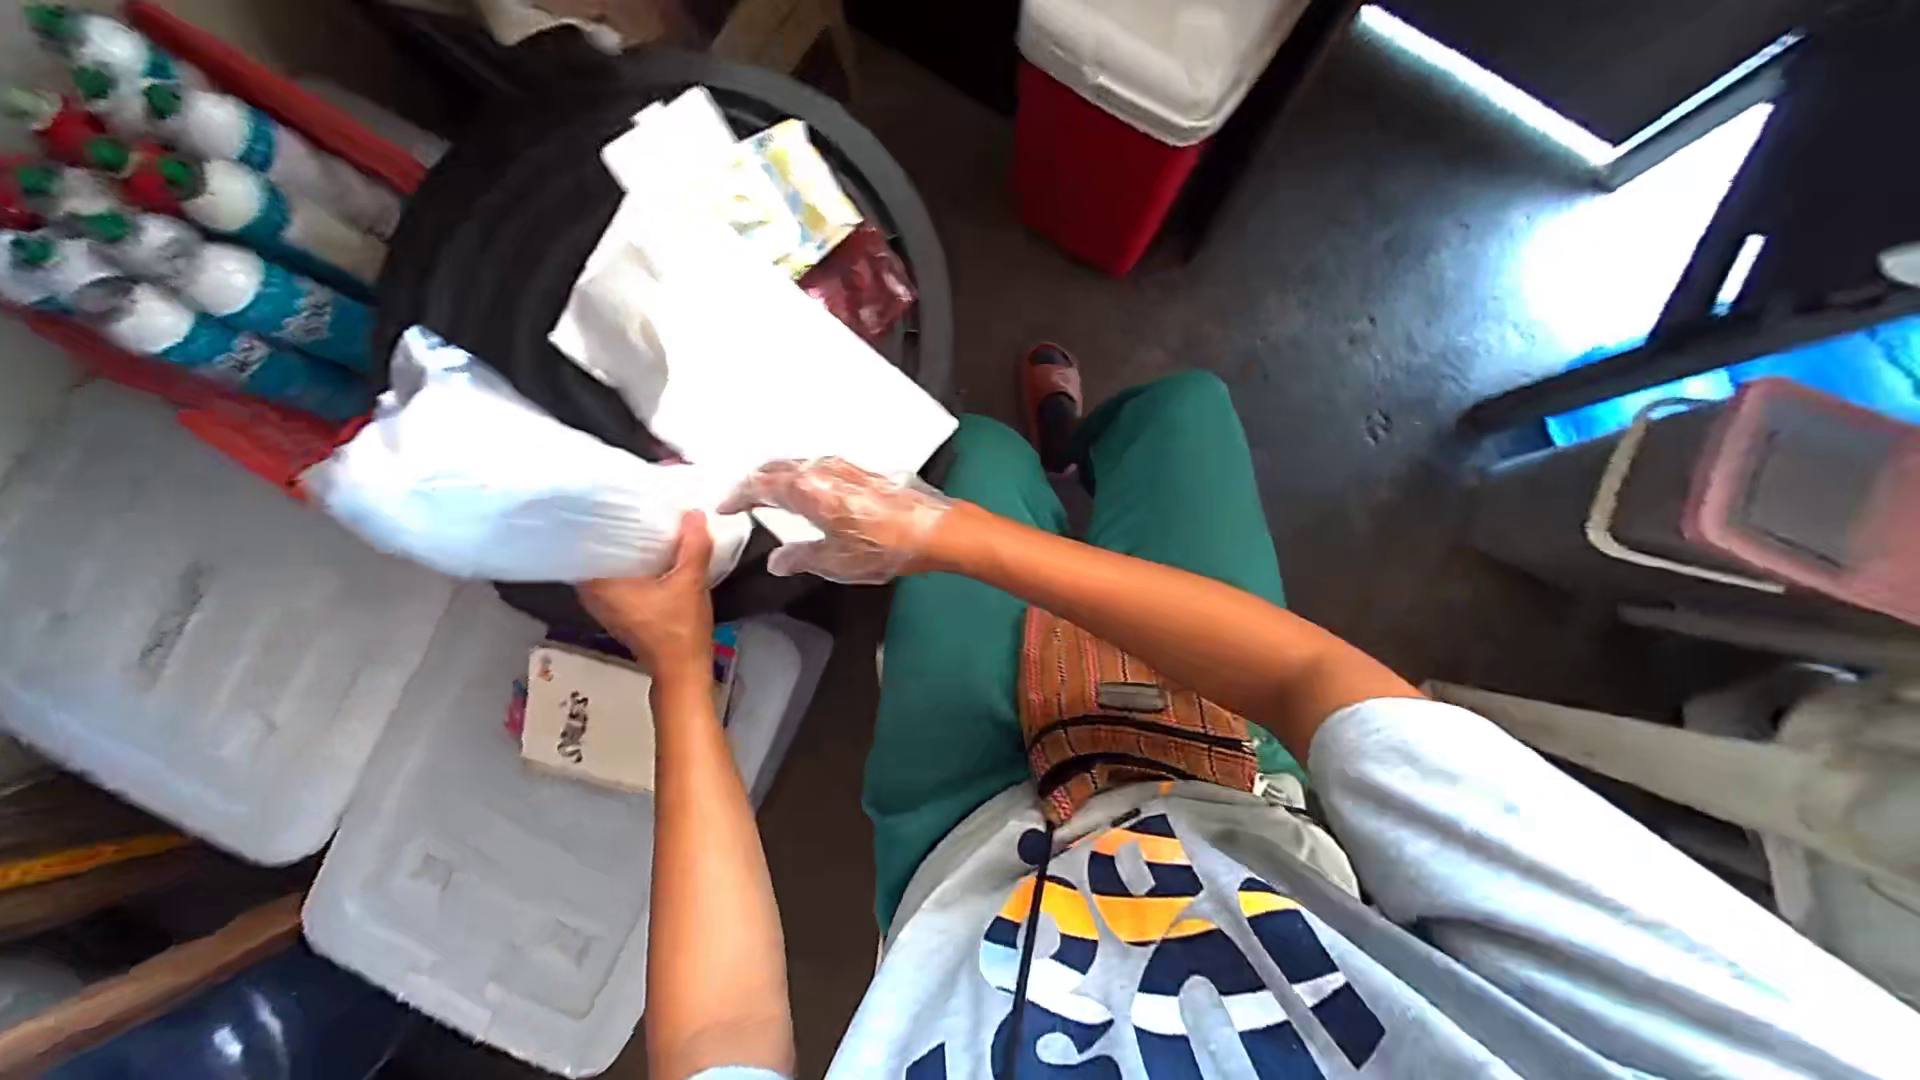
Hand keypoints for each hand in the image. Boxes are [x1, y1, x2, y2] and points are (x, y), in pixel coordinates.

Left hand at [578, 511, 715, 684]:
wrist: (682, 669)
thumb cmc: (679, 627)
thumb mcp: (690, 582)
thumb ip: (693, 546)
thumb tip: (694, 513)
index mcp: (600, 584)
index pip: (587, 541)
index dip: (600, 518)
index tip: (615, 498)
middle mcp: (592, 592)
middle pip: (598, 551)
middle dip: (616, 530)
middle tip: (634, 504)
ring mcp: (603, 603)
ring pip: (608, 565)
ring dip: (625, 548)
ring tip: (644, 523)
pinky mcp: (618, 610)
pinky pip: (617, 577)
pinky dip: (631, 564)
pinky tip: (651, 552)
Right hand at [718, 457, 951, 584]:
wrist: (934, 530)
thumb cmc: (884, 547)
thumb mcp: (835, 561)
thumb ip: (801, 558)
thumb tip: (778, 561)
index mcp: (807, 490)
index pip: (760, 485)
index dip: (738, 495)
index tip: (725, 505)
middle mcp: (822, 471)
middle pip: (777, 468)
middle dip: (756, 481)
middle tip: (744, 497)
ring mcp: (845, 468)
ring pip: (800, 465)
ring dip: (781, 475)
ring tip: (772, 492)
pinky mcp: (863, 472)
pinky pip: (821, 468)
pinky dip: (804, 476)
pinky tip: (810, 491)